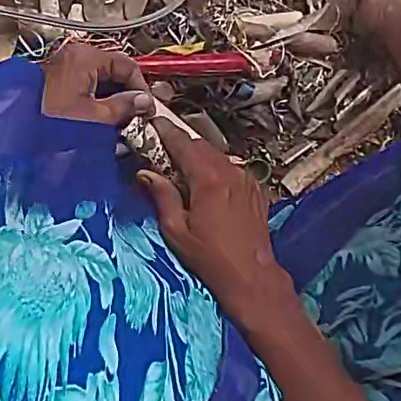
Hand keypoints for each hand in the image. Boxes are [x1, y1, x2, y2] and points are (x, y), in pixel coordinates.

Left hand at [40, 43, 153, 125]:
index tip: (146, 107)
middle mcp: (72, 56)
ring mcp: (61, 68)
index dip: (141, 87)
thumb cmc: (48, 123)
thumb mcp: (97, 117)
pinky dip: (94, 101)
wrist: (16, 137)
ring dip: (110, 99)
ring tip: (115, 123)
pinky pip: (83, 86)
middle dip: (125, 94)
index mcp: (84, 57)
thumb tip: (142, 102)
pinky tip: (97, 121)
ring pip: (98, 79)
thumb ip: (125, 106)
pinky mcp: (53, 82)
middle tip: (133, 116)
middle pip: (113, 70)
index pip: (128, 64)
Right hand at [136, 117, 296, 324]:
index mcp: (208, 179)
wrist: (253, 277)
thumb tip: (146, 173)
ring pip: (217, 155)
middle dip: (180, 143)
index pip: (183, 143)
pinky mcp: (254, 190)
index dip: (165, 130)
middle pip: (200, 145)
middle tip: (161, 148)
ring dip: (198, 155)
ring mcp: (245, 179)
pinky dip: (216, 168)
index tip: (152, 123)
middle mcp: (229, 172)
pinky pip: (231, 168)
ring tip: (182, 167)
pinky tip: (207, 184)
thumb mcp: (177, 231)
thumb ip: (162, 197)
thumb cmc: (211, 258)